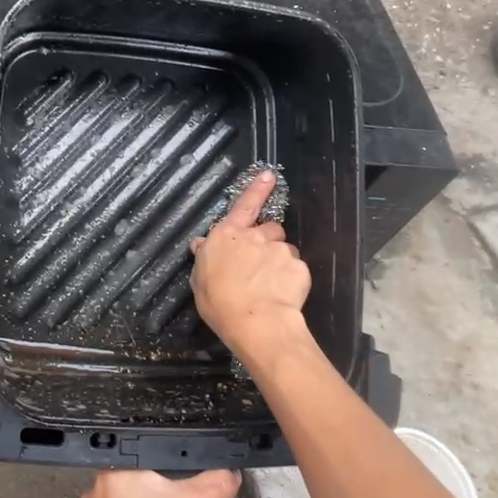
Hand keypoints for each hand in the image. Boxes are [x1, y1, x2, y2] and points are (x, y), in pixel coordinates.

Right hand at [190, 169, 311, 364]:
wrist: (256, 323)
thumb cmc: (219, 303)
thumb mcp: (199, 280)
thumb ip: (203, 258)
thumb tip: (201, 243)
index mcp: (227, 236)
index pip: (244, 204)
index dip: (257, 188)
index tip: (269, 175)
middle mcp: (254, 236)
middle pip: (269, 229)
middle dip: (268, 241)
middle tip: (261, 265)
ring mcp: (279, 250)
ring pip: (284, 250)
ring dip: (280, 261)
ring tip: (272, 285)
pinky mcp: (299, 267)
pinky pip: (297, 270)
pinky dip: (291, 280)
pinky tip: (283, 296)